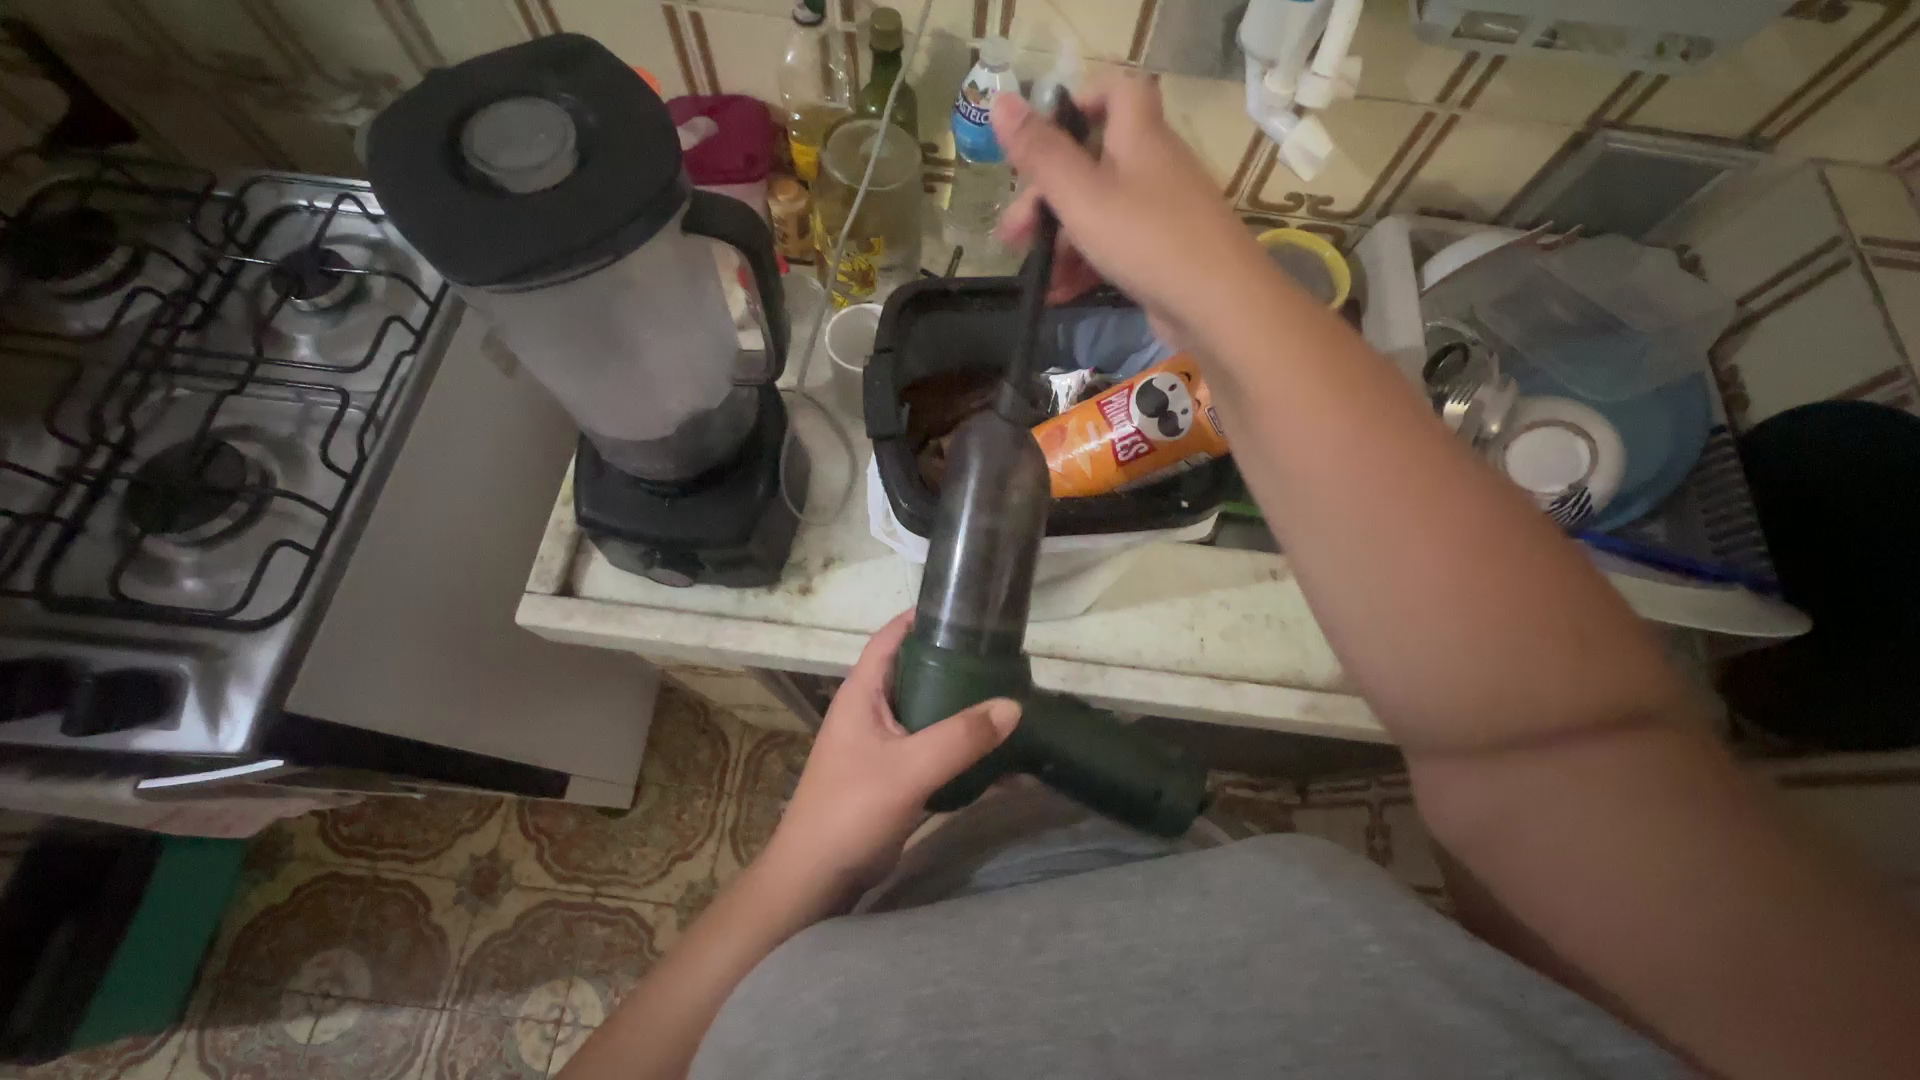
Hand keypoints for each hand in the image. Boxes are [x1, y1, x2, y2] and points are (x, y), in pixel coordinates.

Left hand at [760, 613, 1020, 904]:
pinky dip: (962, 747)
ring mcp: (883, 745)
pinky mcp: (896, 776)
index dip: (922, 617)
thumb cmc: (851, 810)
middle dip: (955, 662)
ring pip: (928, 711)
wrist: (818, 879)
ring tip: (1008, 696)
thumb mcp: (909, 768)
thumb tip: (1013, 706)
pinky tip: (997, 752)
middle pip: (916, 672)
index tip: (967, 609)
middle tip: (1003, 657)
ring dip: (962, 706)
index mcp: (863, 693)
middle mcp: (872, 711)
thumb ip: (960, 737)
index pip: (891, 638)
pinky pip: (934, 749)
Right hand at [991, 76, 1279, 345]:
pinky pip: (1114, 248)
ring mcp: (1160, 214)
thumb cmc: (1148, 240)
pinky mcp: (1162, 254)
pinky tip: (1057, 294)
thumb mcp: (1082, 196)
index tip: (1040, 137)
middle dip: (1047, 196)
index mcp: (1139, 138)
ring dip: (1060, 239)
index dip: (1078, 103)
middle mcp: (1153, 168)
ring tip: (1032, 271)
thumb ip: (1040, 154)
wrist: (1219, 306)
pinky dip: (1084, 265)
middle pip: (1092, 163)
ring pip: (1099, 212)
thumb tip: (999, 102)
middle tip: (1013, 232)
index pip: (1117, 91)